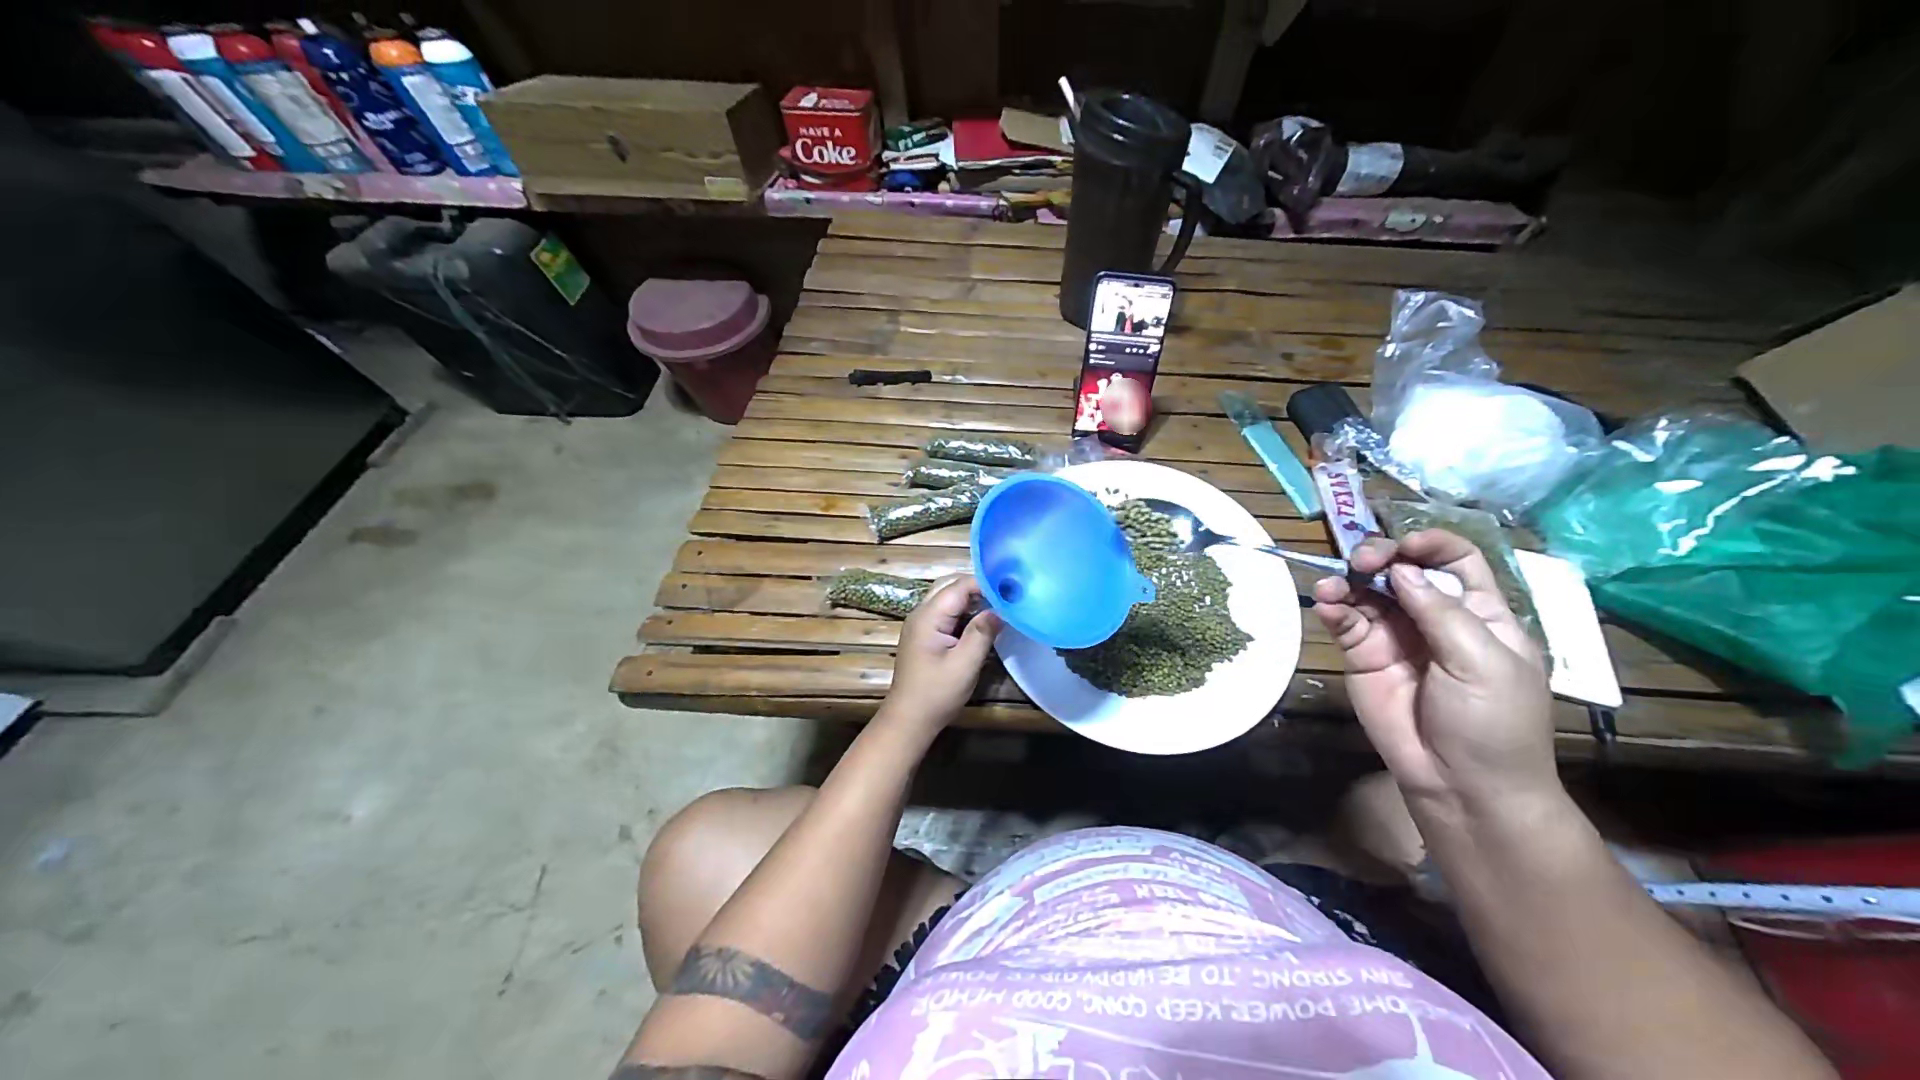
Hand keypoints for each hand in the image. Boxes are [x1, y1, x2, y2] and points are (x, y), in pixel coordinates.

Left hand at [881, 575, 1001, 731]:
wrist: (909, 719)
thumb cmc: (937, 693)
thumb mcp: (965, 664)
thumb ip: (982, 632)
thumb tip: (1001, 609)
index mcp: (928, 617)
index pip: (959, 585)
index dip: (985, 584)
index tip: (1011, 589)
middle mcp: (921, 613)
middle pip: (950, 586)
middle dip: (979, 587)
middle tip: (1006, 596)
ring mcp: (921, 624)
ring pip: (948, 598)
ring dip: (972, 599)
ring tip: (1000, 606)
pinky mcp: (925, 635)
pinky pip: (946, 613)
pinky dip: (965, 612)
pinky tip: (982, 621)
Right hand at [1312, 530, 1557, 814]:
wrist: (1462, 785)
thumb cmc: (1493, 722)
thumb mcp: (1483, 662)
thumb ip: (1441, 612)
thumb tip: (1401, 570)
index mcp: (1479, 614)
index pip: (1455, 561)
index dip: (1430, 545)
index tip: (1404, 546)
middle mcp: (1434, 617)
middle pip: (1403, 570)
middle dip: (1381, 557)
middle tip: (1362, 562)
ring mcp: (1395, 636)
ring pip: (1367, 592)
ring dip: (1348, 580)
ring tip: (1331, 587)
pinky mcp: (1363, 656)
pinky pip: (1345, 621)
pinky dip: (1332, 608)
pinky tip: (1326, 605)